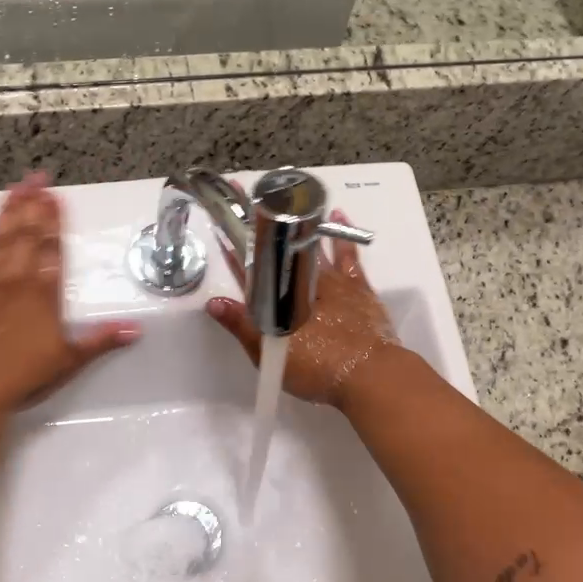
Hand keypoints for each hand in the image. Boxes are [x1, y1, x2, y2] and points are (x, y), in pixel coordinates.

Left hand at [0, 173, 138, 415]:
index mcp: (42, 296)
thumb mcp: (69, 362)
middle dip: (32, 206)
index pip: (52, 251)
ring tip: (12, 189)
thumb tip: (135, 330)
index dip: (55, 223)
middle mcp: (12, 282)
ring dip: (4, 214)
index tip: (56, 197)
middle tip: (36, 178)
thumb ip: (100, 341)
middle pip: (24, 237)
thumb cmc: (22, 377)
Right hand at [205, 210, 401, 407]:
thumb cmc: (318, 368)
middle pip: (280, 258)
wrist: (369, 374)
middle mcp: (304, 284)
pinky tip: (337, 213)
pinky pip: (347, 253)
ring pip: (311, 249)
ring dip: (297, 231)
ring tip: (286, 207)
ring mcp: (334, 281)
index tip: (224, 238)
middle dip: (263, 242)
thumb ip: (242, 326)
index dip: (236, 259)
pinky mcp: (358, 285)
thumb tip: (213, 302)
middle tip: (251, 222)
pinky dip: (341, 233)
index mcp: (281, 301)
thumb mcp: (272, 354)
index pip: (252, 274)